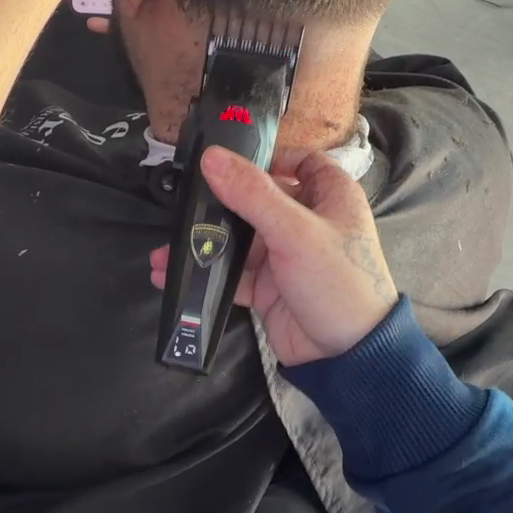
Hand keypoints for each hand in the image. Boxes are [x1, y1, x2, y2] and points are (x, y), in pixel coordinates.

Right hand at [150, 148, 399, 366]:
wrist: (347, 355)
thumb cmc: (337, 281)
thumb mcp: (295, 231)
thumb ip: (252, 194)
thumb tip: (212, 158)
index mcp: (330, 197)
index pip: (301, 163)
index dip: (270, 159)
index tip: (230, 162)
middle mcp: (308, 223)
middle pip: (259, 202)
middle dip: (220, 206)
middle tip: (182, 207)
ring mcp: (286, 258)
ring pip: (239, 241)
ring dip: (205, 244)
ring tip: (165, 250)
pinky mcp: (268, 289)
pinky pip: (232, 275)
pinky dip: (206, 274)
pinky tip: (172, 275)